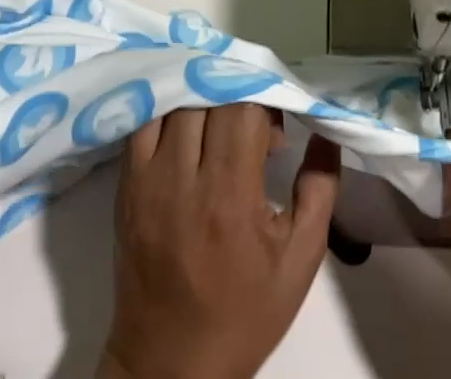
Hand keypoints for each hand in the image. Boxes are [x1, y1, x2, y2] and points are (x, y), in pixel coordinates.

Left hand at [99, 105, 341, 378]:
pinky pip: (141, 126)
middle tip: (252, 127)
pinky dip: (167, 115)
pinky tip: (187, 133)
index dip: (264, 102)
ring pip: (172, 104)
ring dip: (202, 101)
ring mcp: (145, 181)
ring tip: (219, 126)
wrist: (172, 360)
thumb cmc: (245, 312)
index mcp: (229, 195)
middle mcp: (181, 178)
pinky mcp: (124, 188)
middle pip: (206, 97)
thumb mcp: (302, 258)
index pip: (241, 108)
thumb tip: (326, 131)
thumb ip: (320, 187)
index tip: (277, 128)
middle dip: (236, 97)